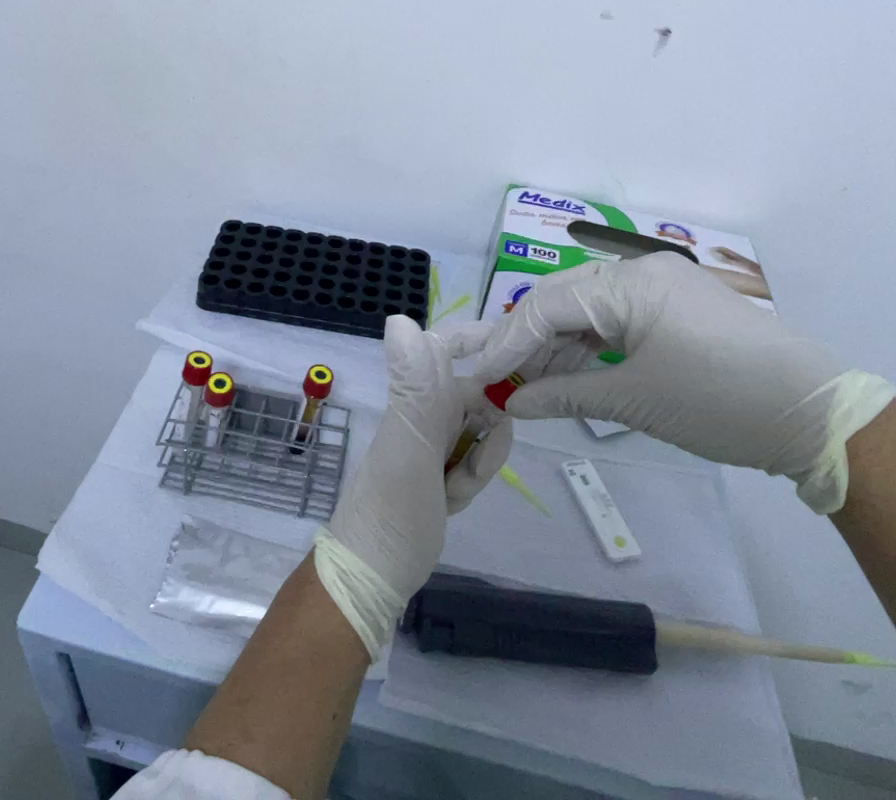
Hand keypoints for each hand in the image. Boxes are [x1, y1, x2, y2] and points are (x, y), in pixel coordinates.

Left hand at [313, 315, 503, 659]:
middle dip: (488, 431)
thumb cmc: (393, 513)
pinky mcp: (437, 472)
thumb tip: (398, 317)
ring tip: (450, 493)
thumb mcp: (410, 449)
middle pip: (479, 396)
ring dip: (478, 462)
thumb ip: (415, 388)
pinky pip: (472, 463)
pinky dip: (470, 482)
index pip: (450, 347)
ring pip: (480, 432)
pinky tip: (449, 504)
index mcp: (416, 398)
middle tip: (465, 468)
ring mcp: (429, 442)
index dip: (484, 344)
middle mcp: (422, 411)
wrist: (372, 577)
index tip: (523, 365)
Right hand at [469, 254, 895, 512]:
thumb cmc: (717, 401)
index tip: (477, 376)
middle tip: (495, 377)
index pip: (547, 306)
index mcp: (630, 283)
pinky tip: (567, 374)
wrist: (814, 416)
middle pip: (563, 300)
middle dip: (526, 340)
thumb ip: (564, 395)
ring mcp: (664, 288)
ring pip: (589, 310)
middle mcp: (643, 273)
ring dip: (556, 346)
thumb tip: (513, 402)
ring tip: (526, 382)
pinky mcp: (679, 310)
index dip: (507, 343)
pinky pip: (618, 320)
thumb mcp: (633, 400)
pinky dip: (589, 347)